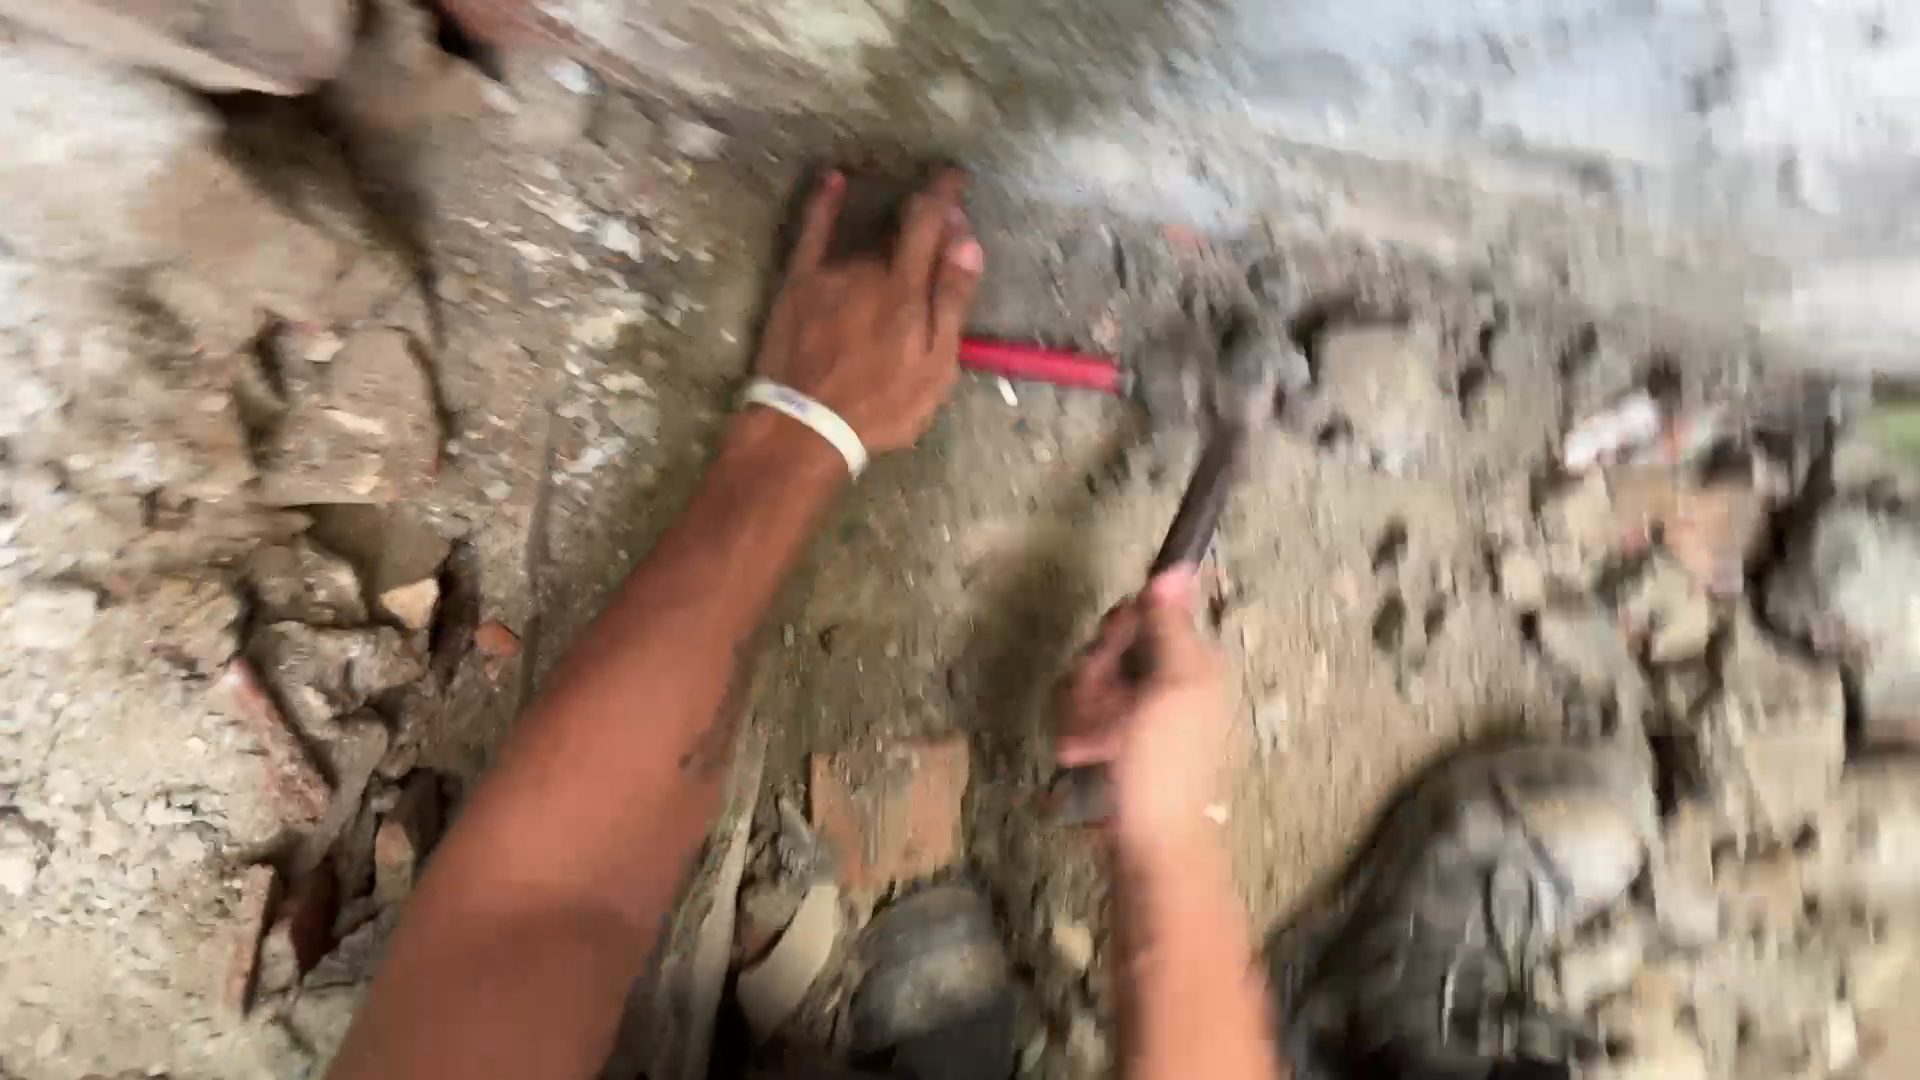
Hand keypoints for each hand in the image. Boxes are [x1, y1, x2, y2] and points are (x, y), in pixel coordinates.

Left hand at [752, 168, 984, 453]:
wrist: (805, 427)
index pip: (930, 220)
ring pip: (865, 239)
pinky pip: (812, 231)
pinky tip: (834, 179)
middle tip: (939, 230)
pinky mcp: (798, 282)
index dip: (945, 193)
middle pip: (900, 230)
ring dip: (887, 231)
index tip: (955, 177)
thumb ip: (951, 303)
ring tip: (901, 233)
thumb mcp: (934, 368)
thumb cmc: (881, 407)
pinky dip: (824, 202)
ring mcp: (830, 273)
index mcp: (906, 289)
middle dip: (923, 220)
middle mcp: (868, 268)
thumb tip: (968, 241)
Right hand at [1056, 569, 1232, 856]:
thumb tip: (1176, 565)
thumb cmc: (1167, 765)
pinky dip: (1077, 728)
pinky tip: (1082, 753)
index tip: (1109, 659)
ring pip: (1088, 677)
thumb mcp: (1175, 687)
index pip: (1138, 613)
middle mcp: (1163, 676)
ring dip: (1081, 708)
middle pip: (1106, 645)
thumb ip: (1171, 626)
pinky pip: (1081, 708)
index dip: (1115, 633)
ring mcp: (1136, 707)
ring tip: (1089, 745)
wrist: (1150, 844)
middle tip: (1102, 711)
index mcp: (1189, 659)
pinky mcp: (1112, 732)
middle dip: (1093, 678)